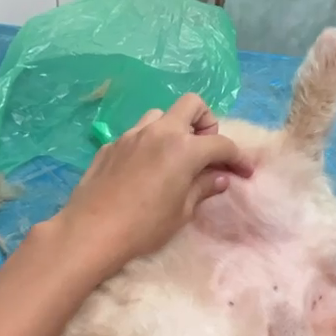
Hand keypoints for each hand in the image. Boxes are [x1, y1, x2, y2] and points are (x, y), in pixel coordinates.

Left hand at [47, 94, 249, 274]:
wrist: (91, 231)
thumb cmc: (144, 226)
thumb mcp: (182, 212)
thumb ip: (203, 188)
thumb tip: (219, 177)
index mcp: (184, 148)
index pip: (221, 144)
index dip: (238, 158)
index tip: (244, 173)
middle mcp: (160, 132)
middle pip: (192, 105)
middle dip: (207, 123)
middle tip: (206, 151)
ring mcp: (132, 135)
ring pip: (161, 115)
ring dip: (175, 130)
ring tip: (174, 158)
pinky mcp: (111, 145)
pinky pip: (137, 134)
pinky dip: (149, 144)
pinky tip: (145, 171)